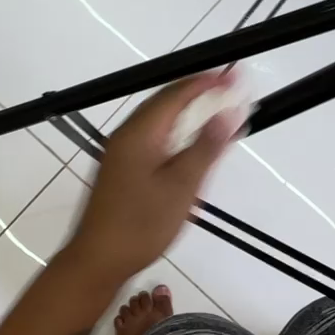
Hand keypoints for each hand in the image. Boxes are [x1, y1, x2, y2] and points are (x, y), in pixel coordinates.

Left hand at [61, 70, 242, 282]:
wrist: (98, 259)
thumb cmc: (141, 224)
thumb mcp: (182, 187)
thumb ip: (206, 147)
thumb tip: (228, 111)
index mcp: (139, 134)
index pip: (176, 94)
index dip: (208, 82)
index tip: (237, 75)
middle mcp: (125, 135)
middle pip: (164, 102)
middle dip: (198, 91)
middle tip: (231, 87)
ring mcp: (119, 153)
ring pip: (156, 119)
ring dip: (186, 110)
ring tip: (216, 108)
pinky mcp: (119, 169)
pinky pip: (150, 136)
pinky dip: (174, 130)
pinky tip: (188, 141)